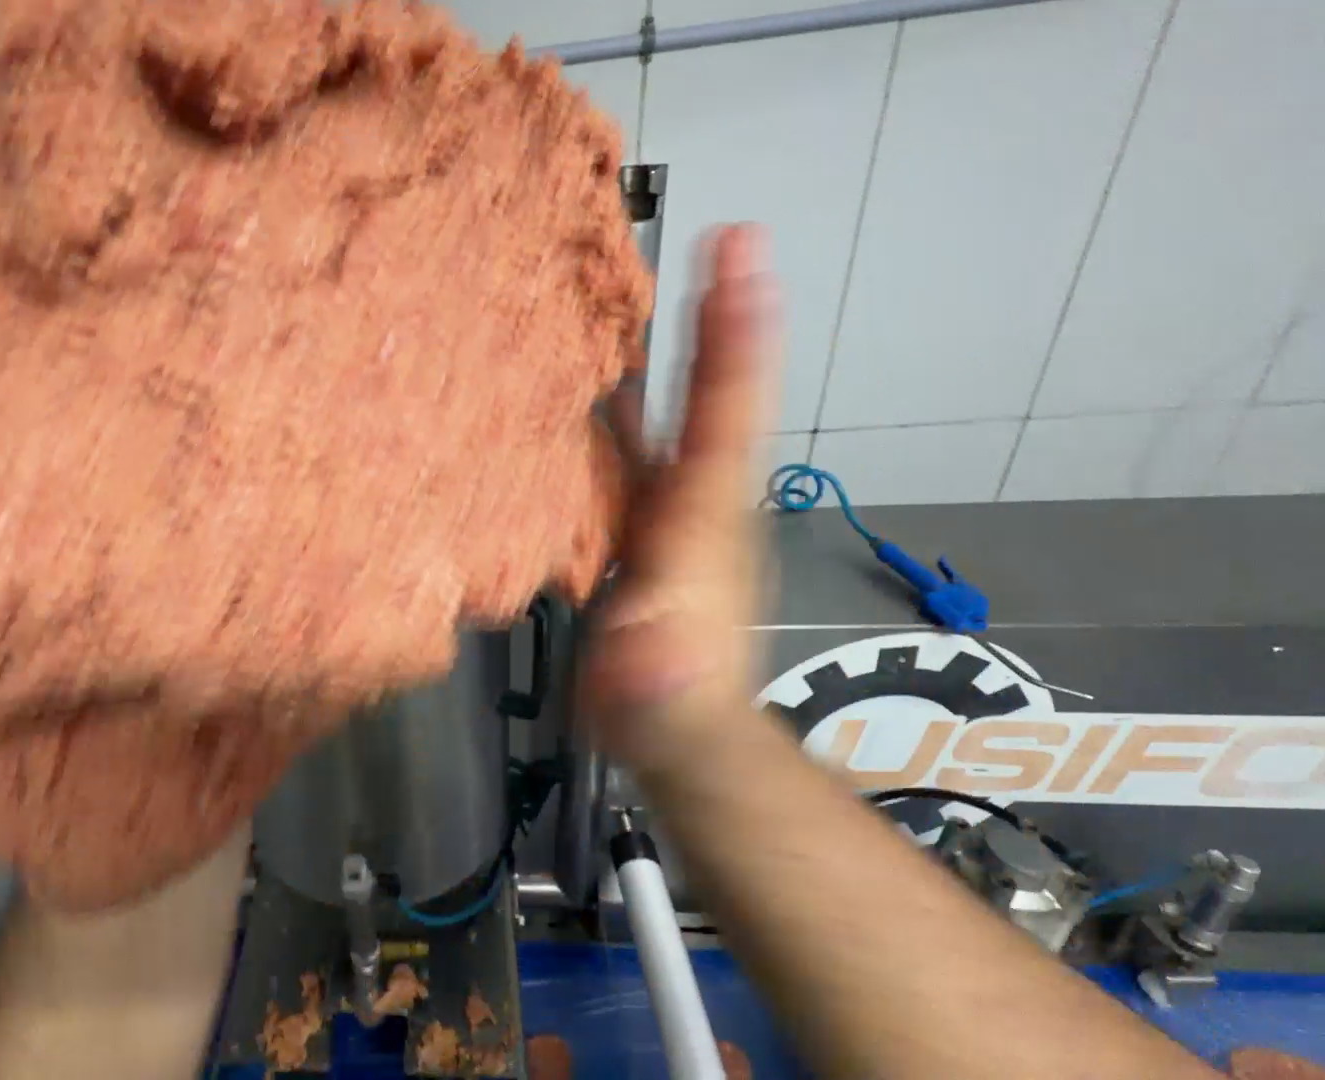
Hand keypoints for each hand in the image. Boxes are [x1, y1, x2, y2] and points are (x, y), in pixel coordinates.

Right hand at [580, 224, 779, 773]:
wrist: (681, 729)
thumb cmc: (669, 703)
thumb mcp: (661, 693)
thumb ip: (651, 673)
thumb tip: (638, 659)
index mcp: (700, 521)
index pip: (723, 417)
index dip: (732, 338)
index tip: (741, 258)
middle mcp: (698, 498)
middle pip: (713, 395)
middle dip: (718, 319)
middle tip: (723, 241)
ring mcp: (675, 509)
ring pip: (682, 414)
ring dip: (683, 349)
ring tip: (666, 287)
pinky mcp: (647, 525)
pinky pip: (646, 448)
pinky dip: (637, 406)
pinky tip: (609, 384)